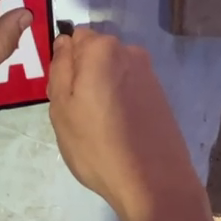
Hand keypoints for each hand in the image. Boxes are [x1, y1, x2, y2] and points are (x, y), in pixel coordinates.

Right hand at [48, 28, 205, 220]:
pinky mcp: (160, 95)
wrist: (153, 182)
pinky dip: (120, 103)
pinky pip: (130, 89)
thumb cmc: (97, 145)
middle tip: (77, 114)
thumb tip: (64, 43)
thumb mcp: (61, 108)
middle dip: (83, 76)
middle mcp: (130, 52)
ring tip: (98, 128)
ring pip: (112, 73)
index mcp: (103, 49)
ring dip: (102, 91)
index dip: (64, 65)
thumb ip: (59, 67)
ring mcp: (149, 74)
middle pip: (95, 54)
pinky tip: (119, 131)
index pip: (74, 38)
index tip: (63, 94)